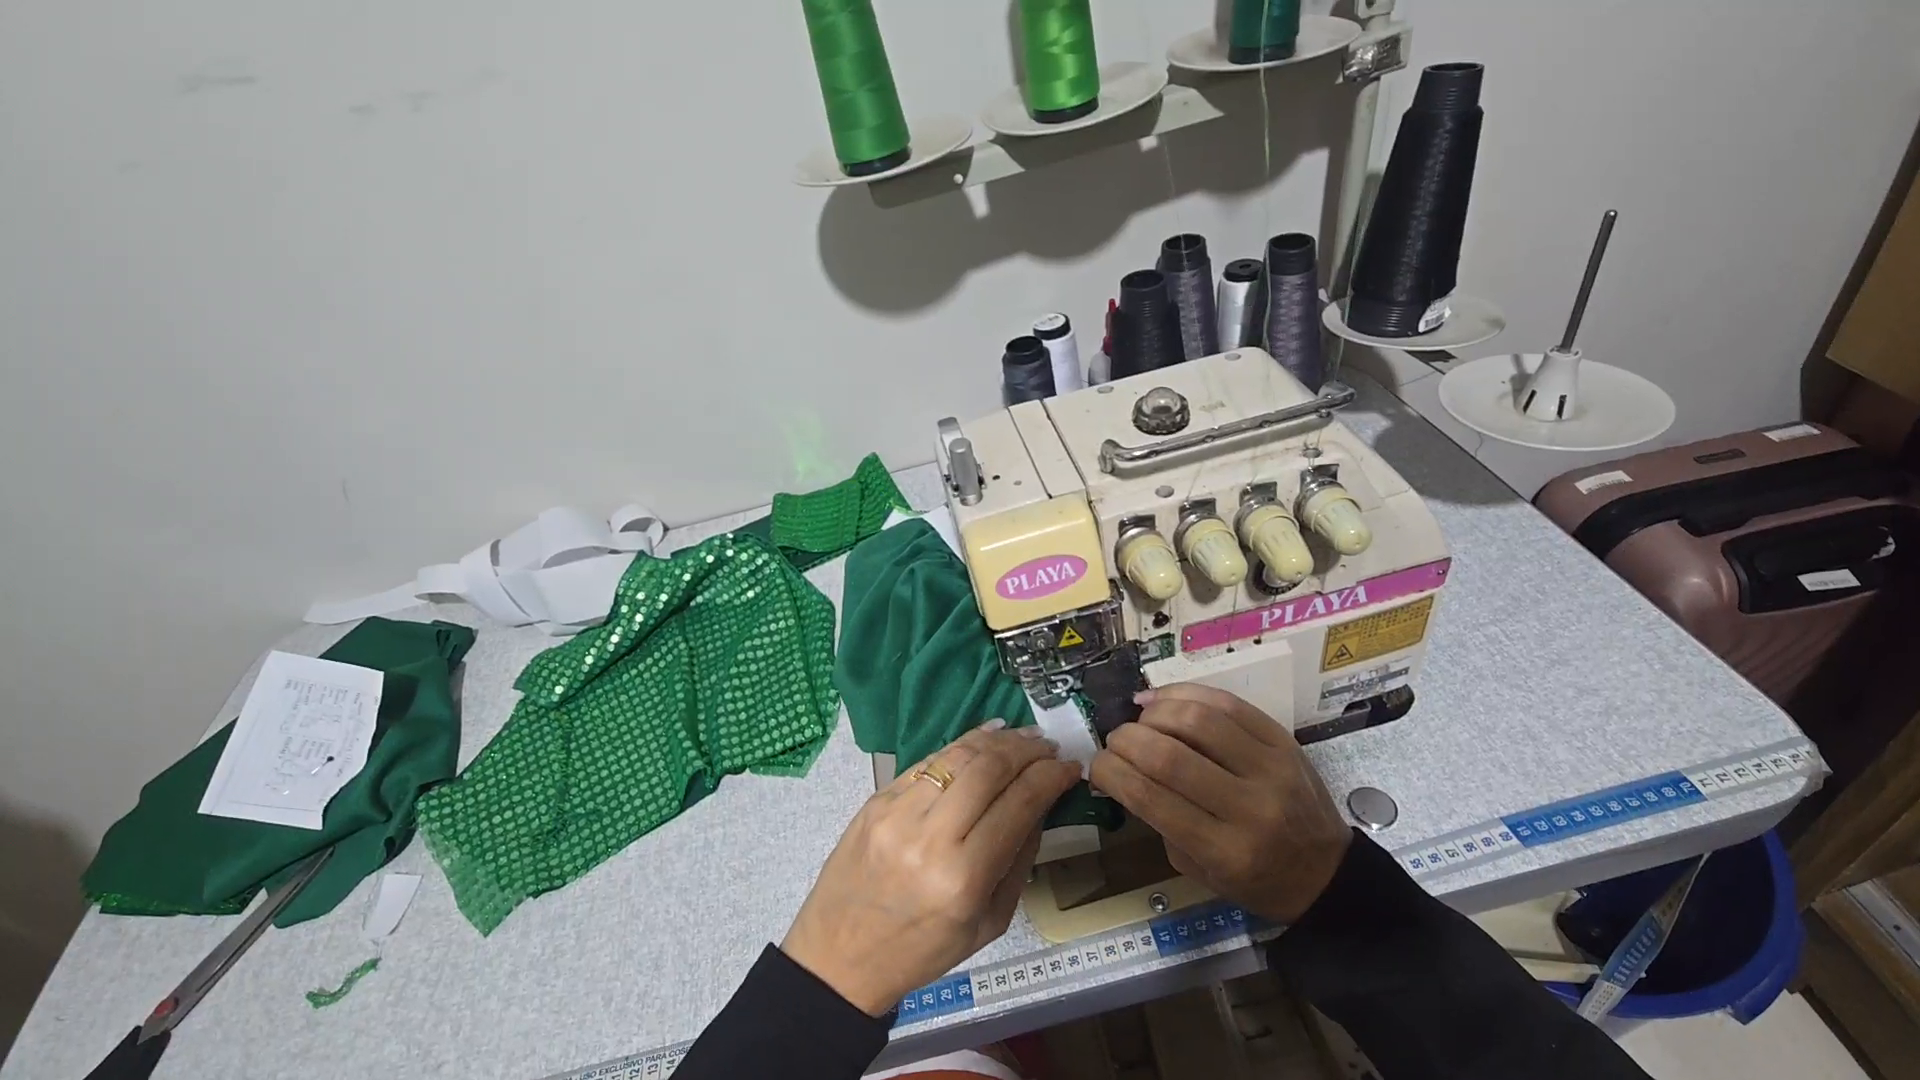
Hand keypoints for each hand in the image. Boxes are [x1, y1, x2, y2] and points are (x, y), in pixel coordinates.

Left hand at [781, 722, 1080, 1014]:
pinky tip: (983, 740)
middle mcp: (929, 837)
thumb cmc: (921, 951)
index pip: (1019, 804)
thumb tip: (1041, 804)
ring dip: (997, 740)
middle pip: (989, 769)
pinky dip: (960, 746)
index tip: (1071, 767)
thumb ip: (1019, 860)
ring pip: (956, 756)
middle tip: (1049, 746)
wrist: (839, 957)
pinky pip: (927, 763)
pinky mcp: (876, 800)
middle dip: (1027, 751)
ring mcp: (897, 813)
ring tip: (1022, 737)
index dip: (1051, 778)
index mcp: (962, 878)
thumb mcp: (989, 923)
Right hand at [1090, 684, 1352, 923]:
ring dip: (1155, 713)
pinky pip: (1228, 703)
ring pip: (1199, 719)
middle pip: (1170, 755)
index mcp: (1224, 850)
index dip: (1112, 772)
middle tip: (1113, 741)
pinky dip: (1186, 694)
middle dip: (1126, 740)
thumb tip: (1121, 769)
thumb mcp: (1198, 868)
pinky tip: (1162, 700)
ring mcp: (1271, 768)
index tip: (1096, 766)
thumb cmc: (1254, 879)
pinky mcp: (1284, 742)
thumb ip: (1160, 819)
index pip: (1151, 797)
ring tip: (1140, 720)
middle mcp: (1250, 807)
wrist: (1327, 874)